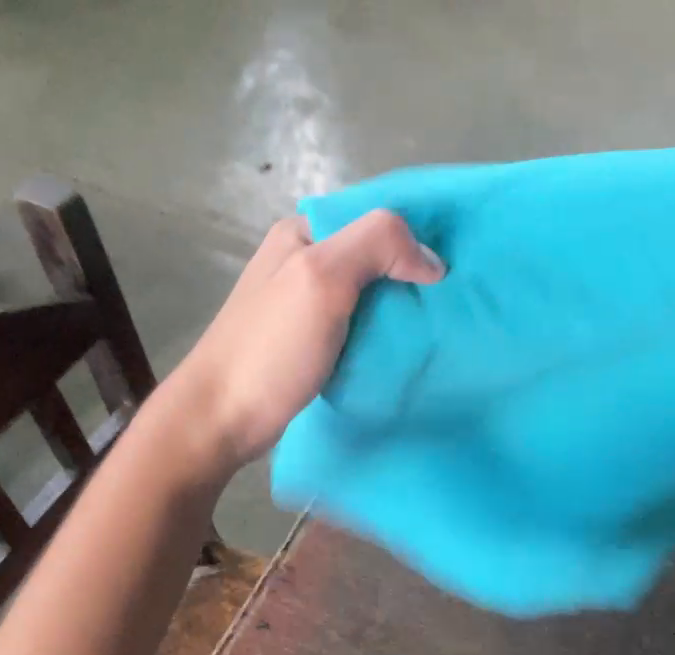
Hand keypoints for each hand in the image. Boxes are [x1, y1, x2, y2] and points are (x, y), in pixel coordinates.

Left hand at [171, 210, 444, 469]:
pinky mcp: (313, 345)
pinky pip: (362, 330)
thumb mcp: (323, 278)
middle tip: (451, 304)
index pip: (374, 215)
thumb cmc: (271, 347)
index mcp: (303, 233)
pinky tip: (406, 352)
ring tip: (437, 329)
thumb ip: (376, 244)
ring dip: (402, 312)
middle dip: (413, 276)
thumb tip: (432, 260)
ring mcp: (308, 306)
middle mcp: (305, 262)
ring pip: (372, 297)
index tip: (451, 268)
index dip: (414, 234)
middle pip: (376, 256)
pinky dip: (385, 339)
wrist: (223, 418)